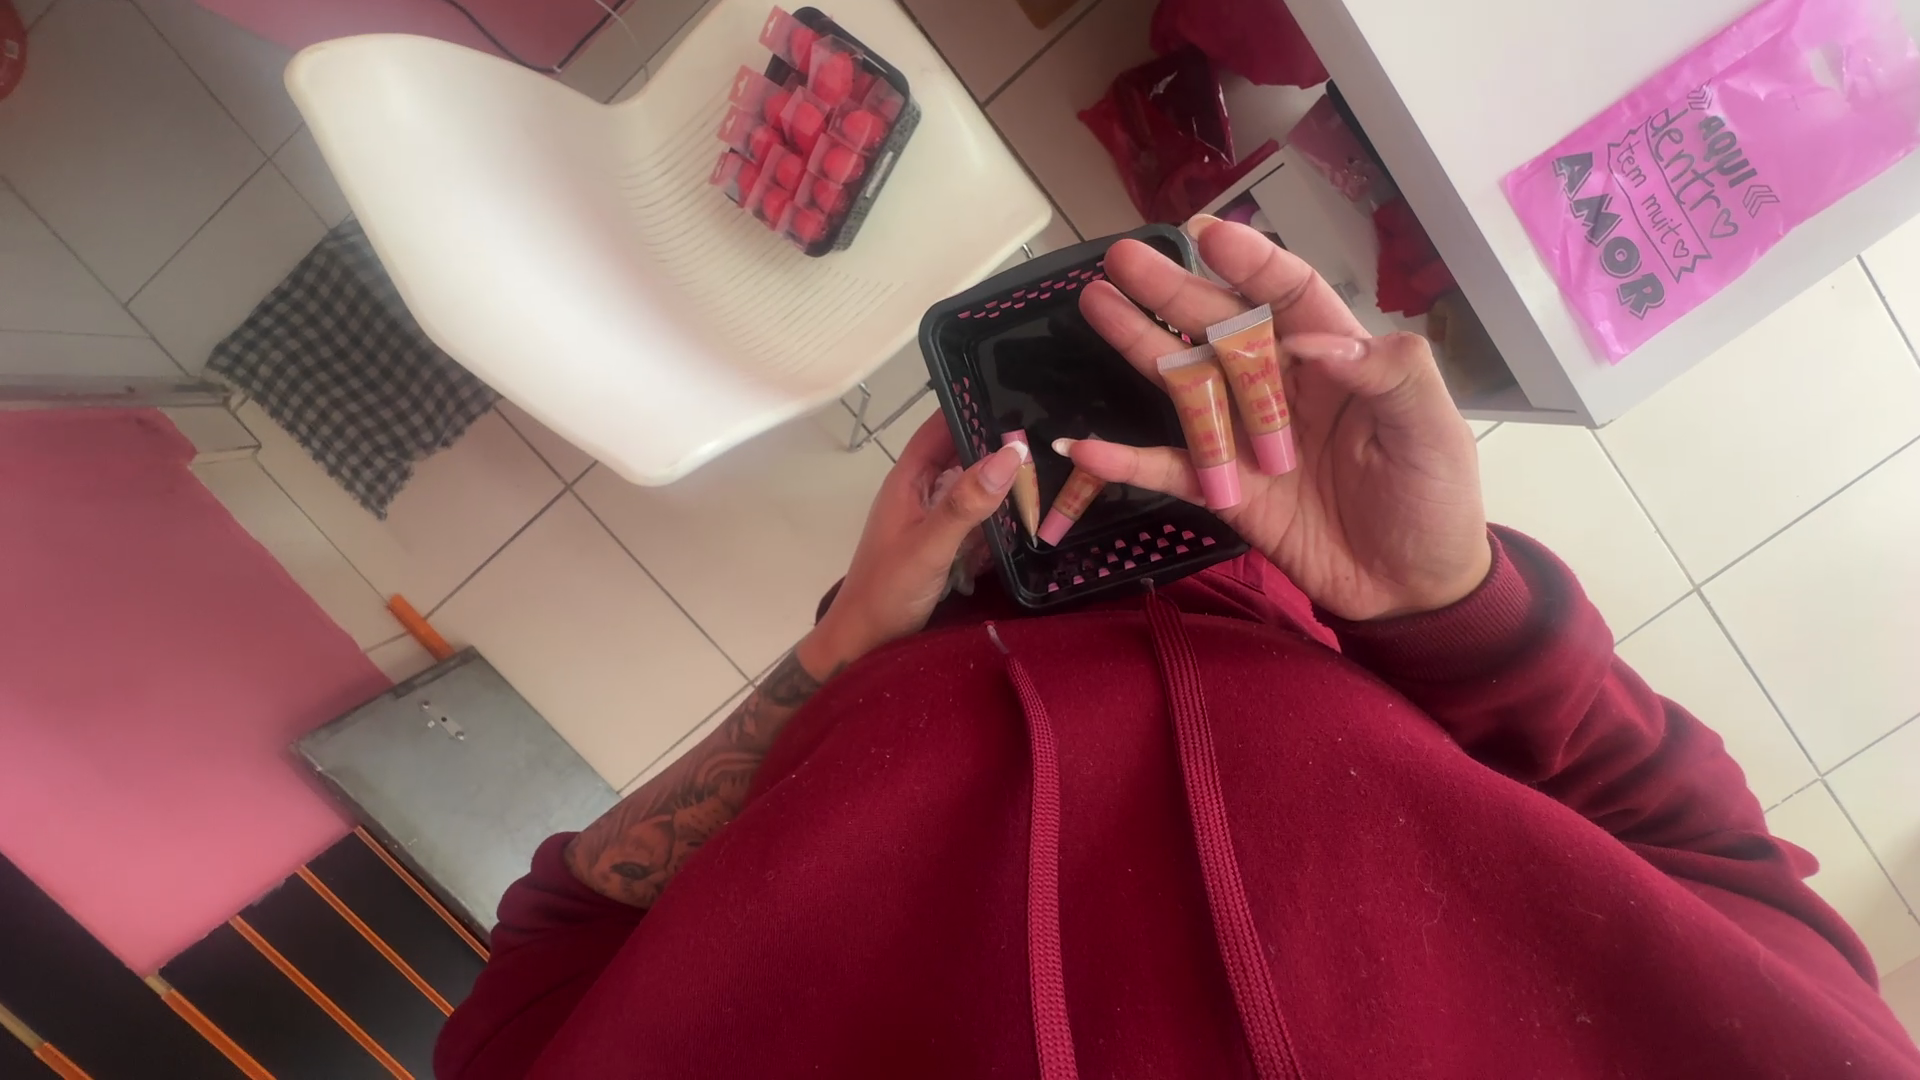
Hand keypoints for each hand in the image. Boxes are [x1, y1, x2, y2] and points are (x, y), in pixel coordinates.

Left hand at [814, 411, 1025, 661]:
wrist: (866, 643)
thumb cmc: (887, 591)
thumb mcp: (929, 546)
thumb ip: (966, 503)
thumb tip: (1011, 454)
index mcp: (908, 481)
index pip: (939, 428)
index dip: (969, 406)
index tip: (1013, 390)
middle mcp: (922, 493)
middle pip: (961, 454)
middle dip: (996, 442)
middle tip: (1046, 428)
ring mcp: (934, 519)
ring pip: (973, 486)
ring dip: (1003, 479)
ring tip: (1050, 462)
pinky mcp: (947, 545)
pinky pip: (978, 518)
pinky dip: (1001, 513)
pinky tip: (1032, 510)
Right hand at [1067, 217, 1490, 620]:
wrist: (1406, 585)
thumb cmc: (1431, 499)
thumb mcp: (1431, 429)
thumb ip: (1387, 373)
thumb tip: (1309, 341)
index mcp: (1332, 359)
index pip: (1286, 294)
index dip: (1249, 263)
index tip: (1207, 233)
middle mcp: (1277, 388)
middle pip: (1216, 327)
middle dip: (1171, 290)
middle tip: (1123, 257)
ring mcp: (1241, 437)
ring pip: (1180, 382)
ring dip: (1136, 345)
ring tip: (1094, 304)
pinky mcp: (1219, 488)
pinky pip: (1165, 469)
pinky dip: (1124, 461)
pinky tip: (1081, 445)